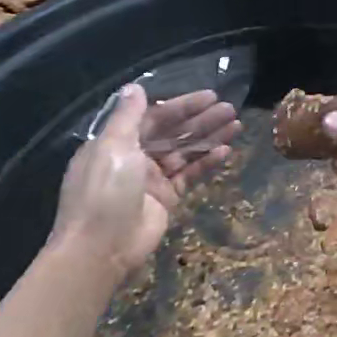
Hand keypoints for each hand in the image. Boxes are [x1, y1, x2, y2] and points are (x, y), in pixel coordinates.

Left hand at [51, 85, 239, 269]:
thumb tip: (134, 87)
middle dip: (201, 120)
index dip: (182, 105)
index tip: (209, 96)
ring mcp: (152, 178)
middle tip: (230, 109)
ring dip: (210, 137)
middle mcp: (135, 157)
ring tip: (236, 125)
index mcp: (118, 142)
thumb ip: (128, 116)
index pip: (155, 116)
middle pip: (174, 132)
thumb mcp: (112, 146)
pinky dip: (207, 162)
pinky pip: (190, 174)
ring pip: (186, 151)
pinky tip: (226, 152)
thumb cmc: (103, 191)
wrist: (100, 249)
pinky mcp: (167, 198)